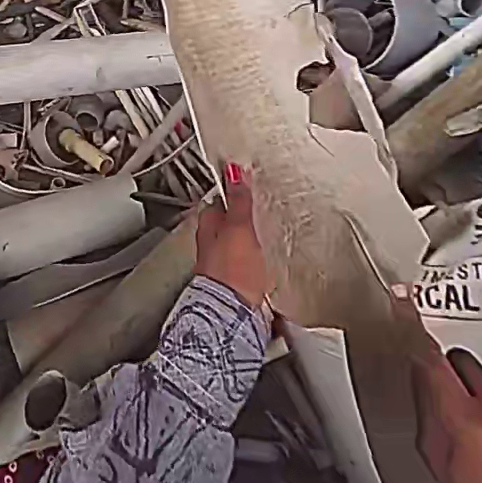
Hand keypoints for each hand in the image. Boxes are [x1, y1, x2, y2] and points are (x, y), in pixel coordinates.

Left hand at [194, 163, 272, 308]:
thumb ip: (239, 201)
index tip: (249, 183)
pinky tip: (271, 255)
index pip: (220, 200)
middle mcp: (212, 241)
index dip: (234, 191)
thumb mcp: (238, 227)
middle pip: (229, 220)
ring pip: (239, 239)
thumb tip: (234, 171)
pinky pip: (250, 259)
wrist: (233, 311)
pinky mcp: (239, 278)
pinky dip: (259, 254)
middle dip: (246, 214)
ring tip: (273, 227)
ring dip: (253, 234)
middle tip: (266, 204)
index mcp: (208, 224)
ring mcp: (224, 260)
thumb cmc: (231, 269)